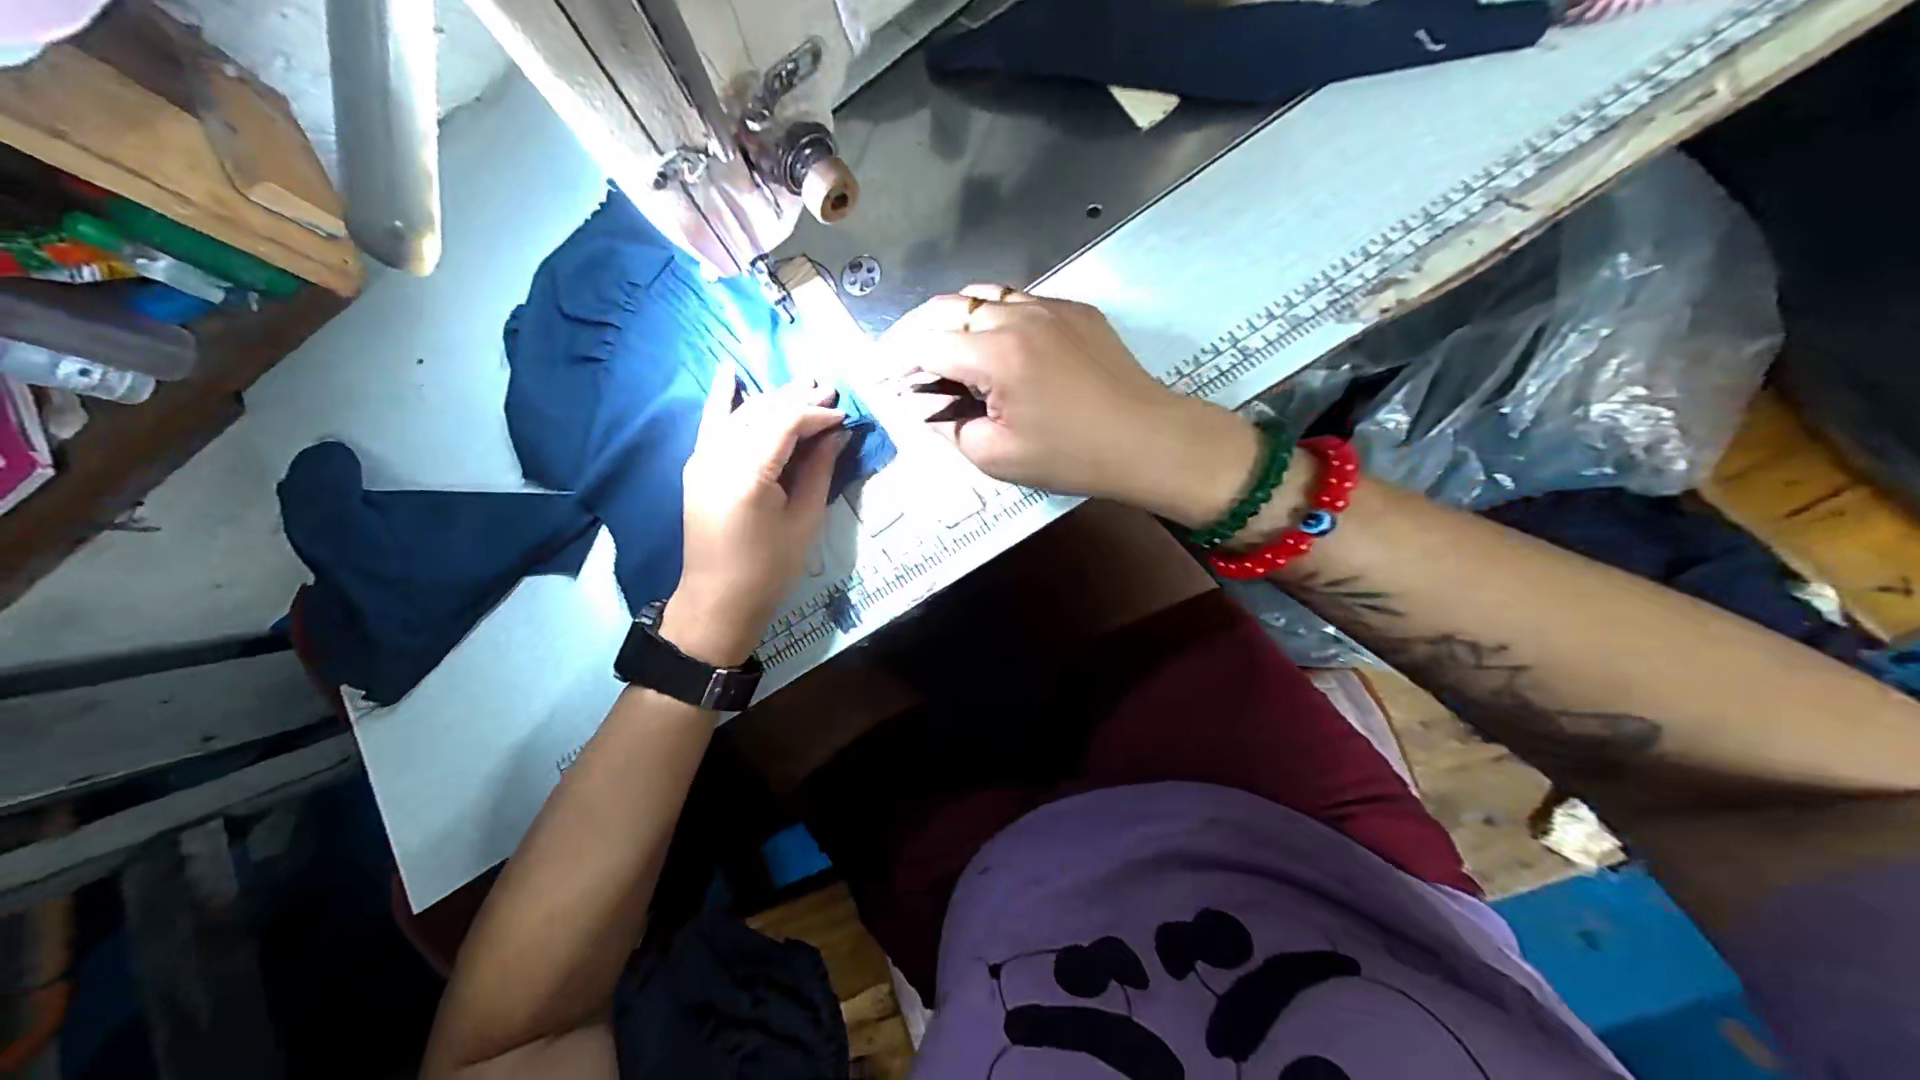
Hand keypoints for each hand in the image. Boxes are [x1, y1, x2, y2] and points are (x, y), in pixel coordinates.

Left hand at [665, 364, 847, 667]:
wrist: (720, 597)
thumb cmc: (769, 567)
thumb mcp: (804, 519)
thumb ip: (819, 469)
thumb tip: (837, 434)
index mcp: (748, 473)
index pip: (785, 423)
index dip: (816, 415)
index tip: (843, 416)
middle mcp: (719, 456)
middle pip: (762, 412)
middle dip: (797, 399)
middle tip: (829, 391)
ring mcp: (702, 458)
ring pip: (741, 413)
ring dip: (773, 399)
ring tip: (803, 387)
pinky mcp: (697, 465)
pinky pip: (713, 423)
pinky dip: (724, 398)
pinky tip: (729, 372)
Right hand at [882, 285, 1261, 526]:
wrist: (1147, 440)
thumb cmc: (1070, 456)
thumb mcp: (996, 457)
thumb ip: (949, 426)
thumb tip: (929, 405)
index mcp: (994, 355)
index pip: (927, 343)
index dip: (904, 362)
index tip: (896, 379)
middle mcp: (1017, 316)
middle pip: (950, 307)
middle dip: (923, 333)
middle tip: (917, 363)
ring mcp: (1051, 307)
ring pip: (986, 295)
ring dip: (960, 319)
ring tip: (956, 350)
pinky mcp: (1076, 310)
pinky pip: (1023, 301)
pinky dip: (1000, 317)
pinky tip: (1006, 348)